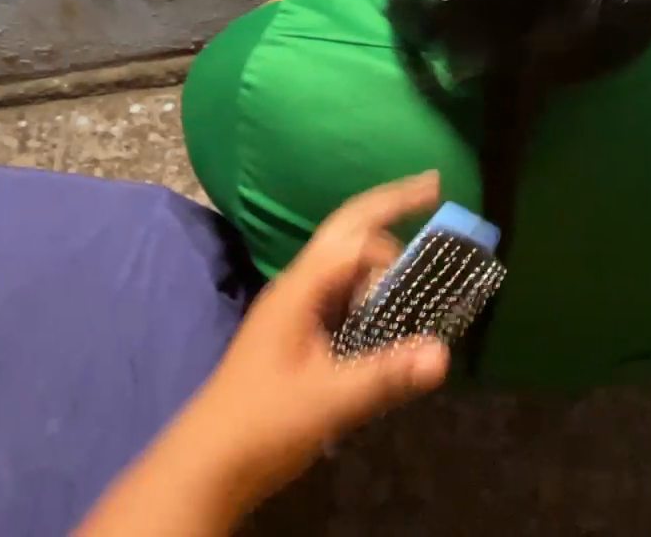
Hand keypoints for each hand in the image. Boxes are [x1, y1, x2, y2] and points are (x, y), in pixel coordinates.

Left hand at [76, 172, 449, 536]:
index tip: (421, 279)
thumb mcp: (328, 400)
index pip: (356, 244)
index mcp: (300, 288)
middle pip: (346, 226)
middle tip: (433, 184)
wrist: (207, 465)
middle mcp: (298, 284)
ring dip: (378, 235)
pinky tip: (386, 288)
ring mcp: (296, 303)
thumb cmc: (263, 424)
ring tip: (415, 223)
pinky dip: (369, 271)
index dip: (392, 254)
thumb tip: (443, 353)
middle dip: (389, 203)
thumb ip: (386, 375)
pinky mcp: (299, 326)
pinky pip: (341, 281)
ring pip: (342, 252)